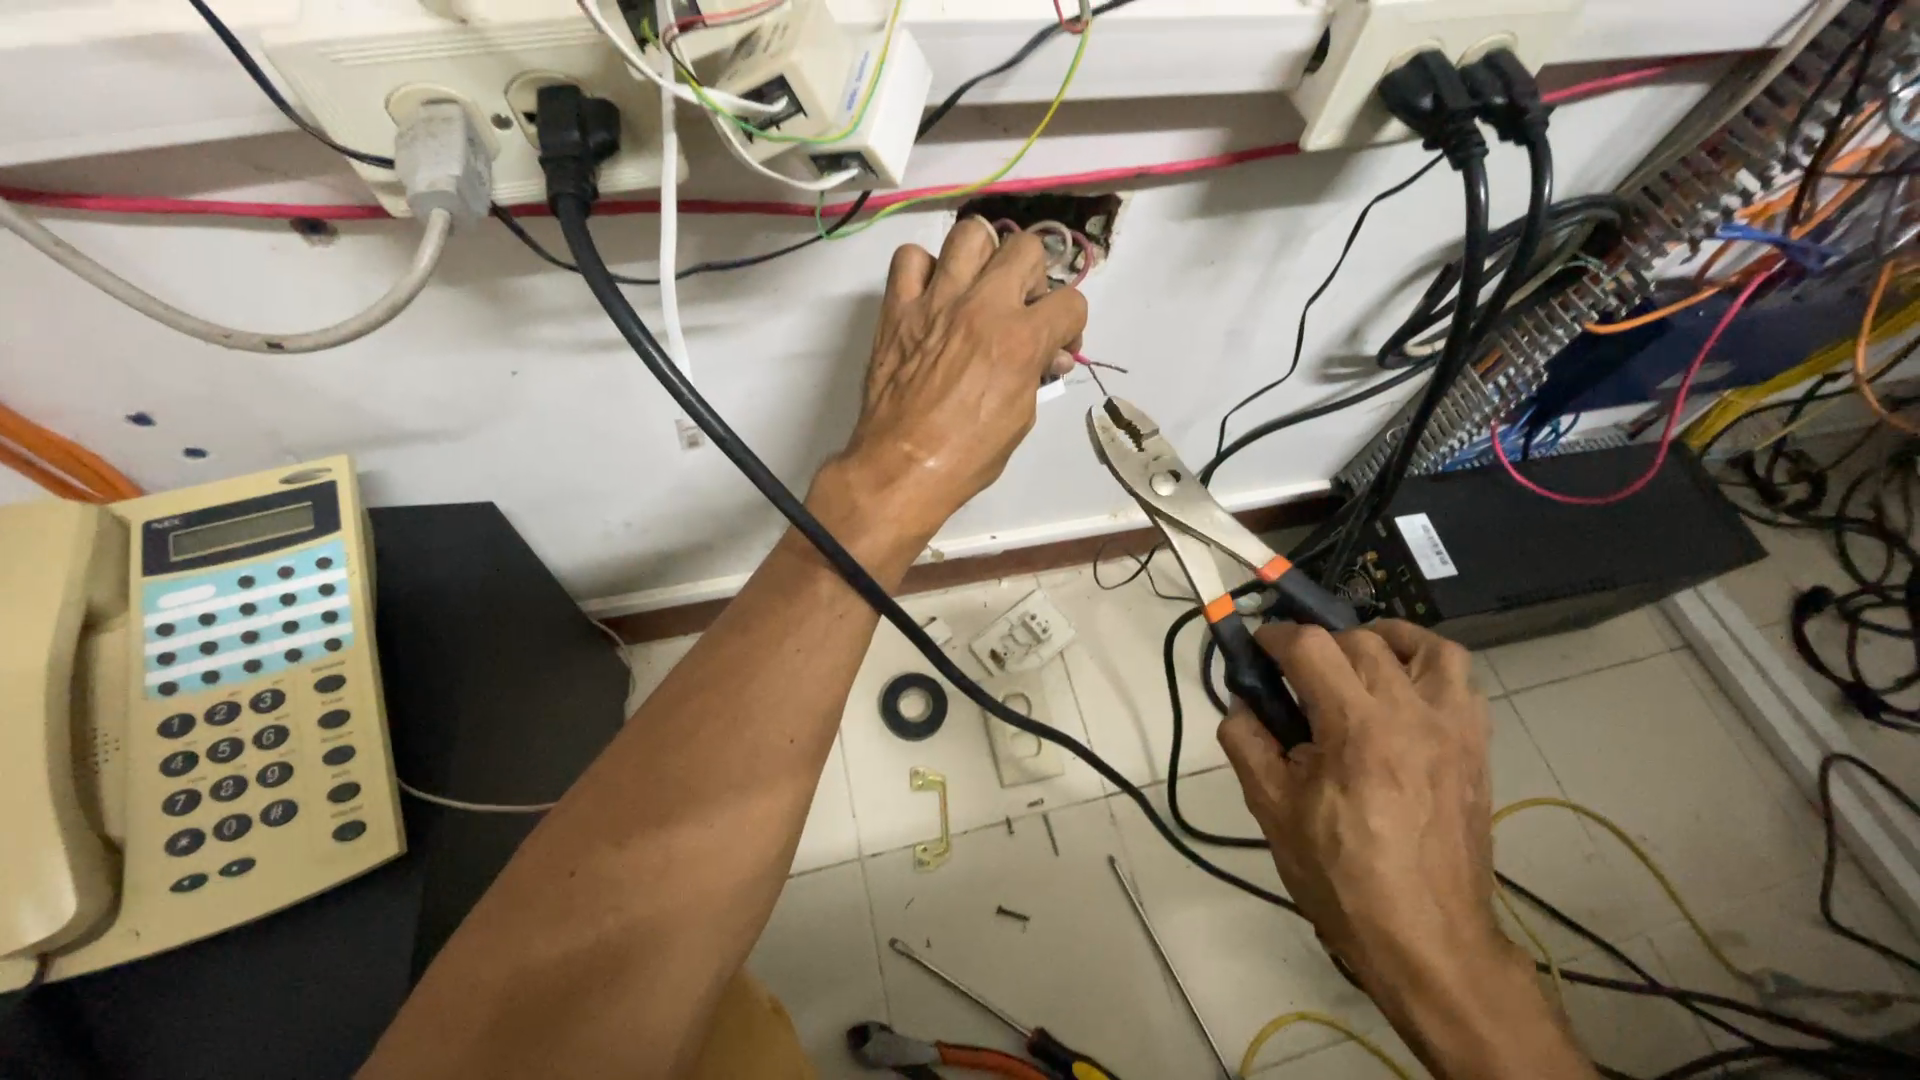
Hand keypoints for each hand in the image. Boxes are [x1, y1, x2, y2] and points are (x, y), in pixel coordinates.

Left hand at [825, 218, 1087, 542]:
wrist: (902, 467)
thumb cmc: (967, 455)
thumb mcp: (1020, 418)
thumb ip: (1036, 373)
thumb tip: (1047, 354)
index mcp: (1020, 339)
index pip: (1070, 302)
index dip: (1070, 324)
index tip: (1057, 344)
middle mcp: (981, 306)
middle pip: (1025, 248)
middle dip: (1033, 277)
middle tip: (1020, 308)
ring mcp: (935, 301)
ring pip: (970, 235)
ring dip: (983, 257)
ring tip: (978, 287)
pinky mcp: (897, 308)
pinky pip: (909, 258)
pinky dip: (923, 269)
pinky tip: (930, 295)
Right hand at [1217, 620, 1514, 992]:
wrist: (1426, 937)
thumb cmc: (1340, 877)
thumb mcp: (1271, 810)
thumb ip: (1246, 742)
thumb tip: (1242, 701)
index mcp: (1356, 728)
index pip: (1310, 646)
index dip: (1274, 637)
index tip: (1257, 649)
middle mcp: (1411, 713)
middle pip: (1358, 639)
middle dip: (1316, 644)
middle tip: (1293, 675)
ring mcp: (1453, 726)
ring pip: (1422, 645)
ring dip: (1381, 640)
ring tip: (1356, 662)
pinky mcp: (1477, 744)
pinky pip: (1459, 678)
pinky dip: (1426, 666)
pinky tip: (1400, 692)